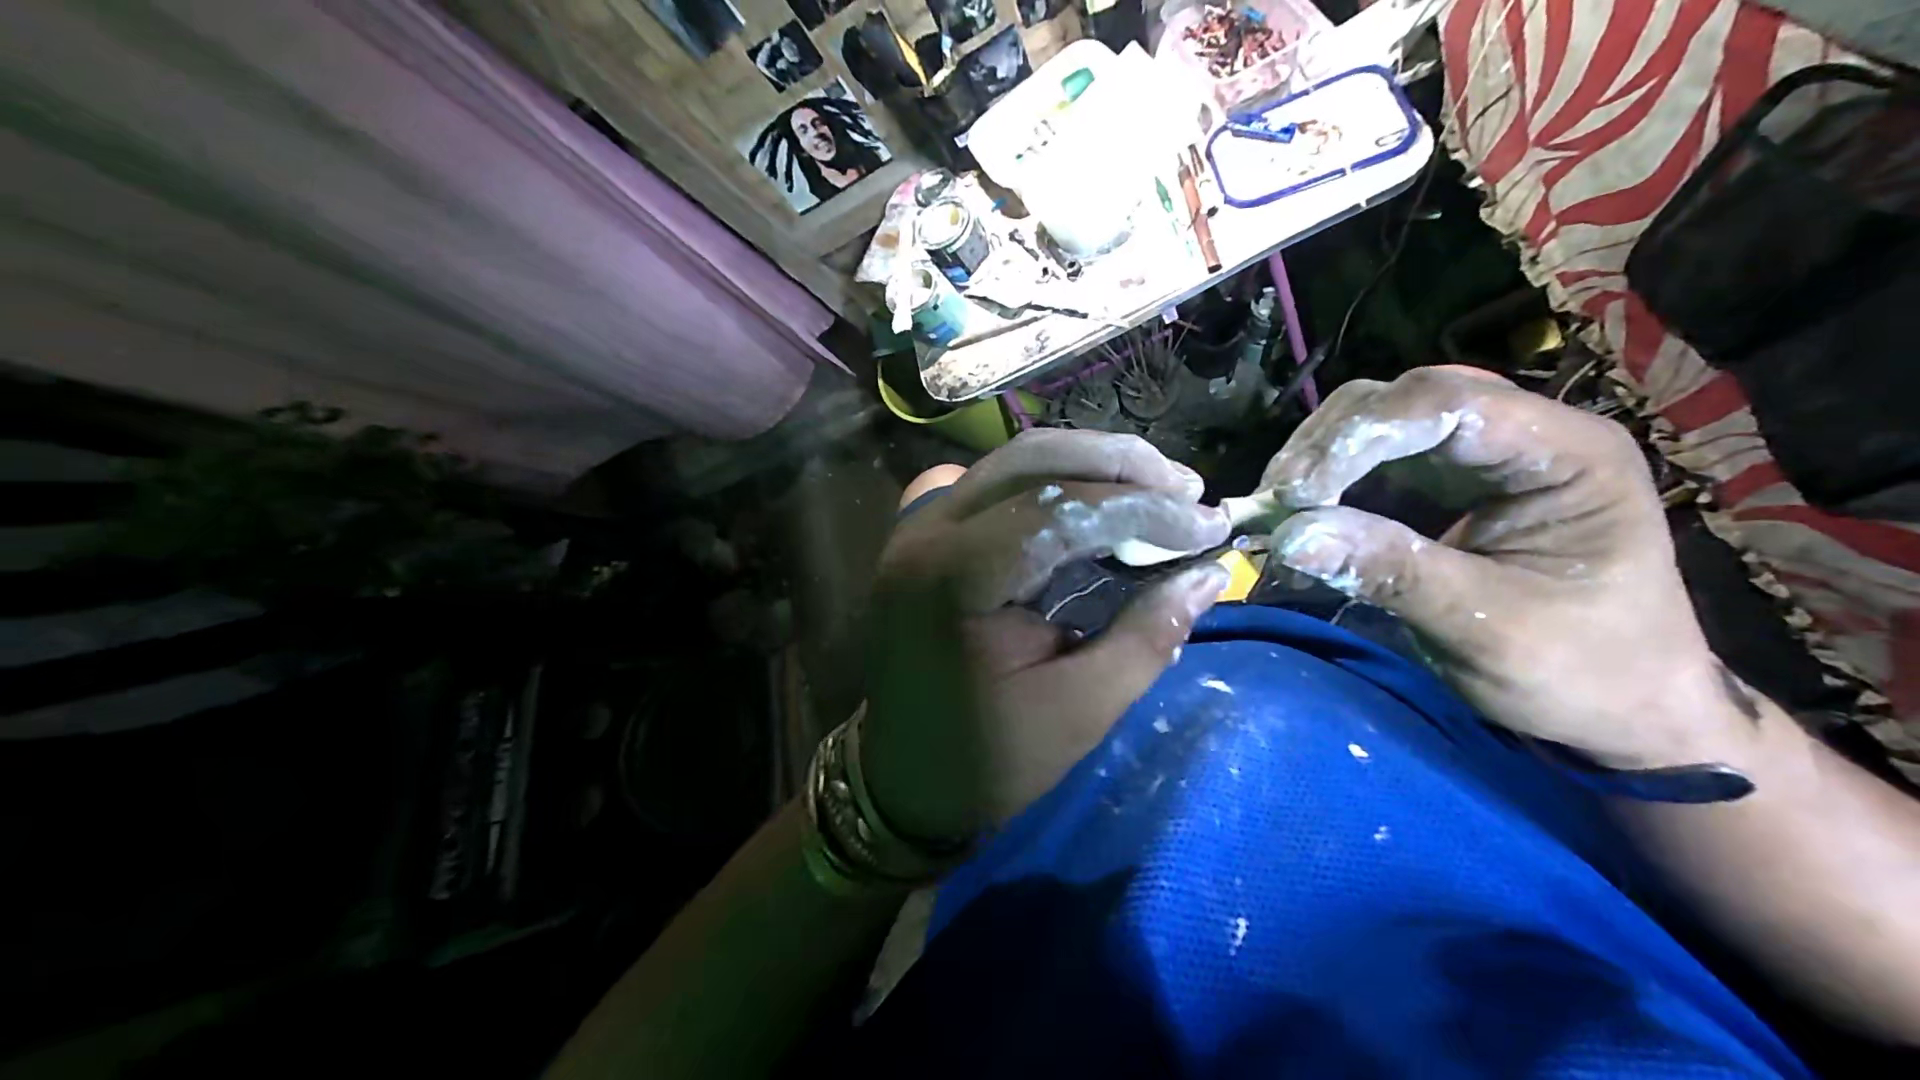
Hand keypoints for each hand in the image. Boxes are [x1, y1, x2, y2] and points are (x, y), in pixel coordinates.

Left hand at [860, 430, 1231, 841]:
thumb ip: (1147, 636)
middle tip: (1186, 489)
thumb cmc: (987, 759)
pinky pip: (985, 482)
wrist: (904, 776)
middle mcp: (925, 534)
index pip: (1058, 510)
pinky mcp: (919, 535)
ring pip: (1010, 461)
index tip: (1208, 525)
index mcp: (953, 580)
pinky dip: (1041, 477)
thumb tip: (1212, 572)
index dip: (1142, 509)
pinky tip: (1078, 494)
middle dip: (1119, 466)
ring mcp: (914, 528)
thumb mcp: (1079, 711)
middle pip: (1031, 461)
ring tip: (1153, 484)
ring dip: (1087, 462)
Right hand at [1259, 366, 1751, 768]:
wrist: (1619, 711)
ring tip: (1276, 510)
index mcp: (1567, 453)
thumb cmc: (1583, 672)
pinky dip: (1324, 488)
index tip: (1297, 495)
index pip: (1448, 404)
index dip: (1359, 437)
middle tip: (1276, 501)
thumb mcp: (1488, 628)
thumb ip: (1393, 572)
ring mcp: (1476, 460)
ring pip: (1376, 424)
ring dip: (1318, 461)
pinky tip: (1297, 518)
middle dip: (1330, 444)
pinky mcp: (1441, 489)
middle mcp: (1521, 437)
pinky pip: (1368, 466)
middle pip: (1403, 400)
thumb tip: (1290, 536)